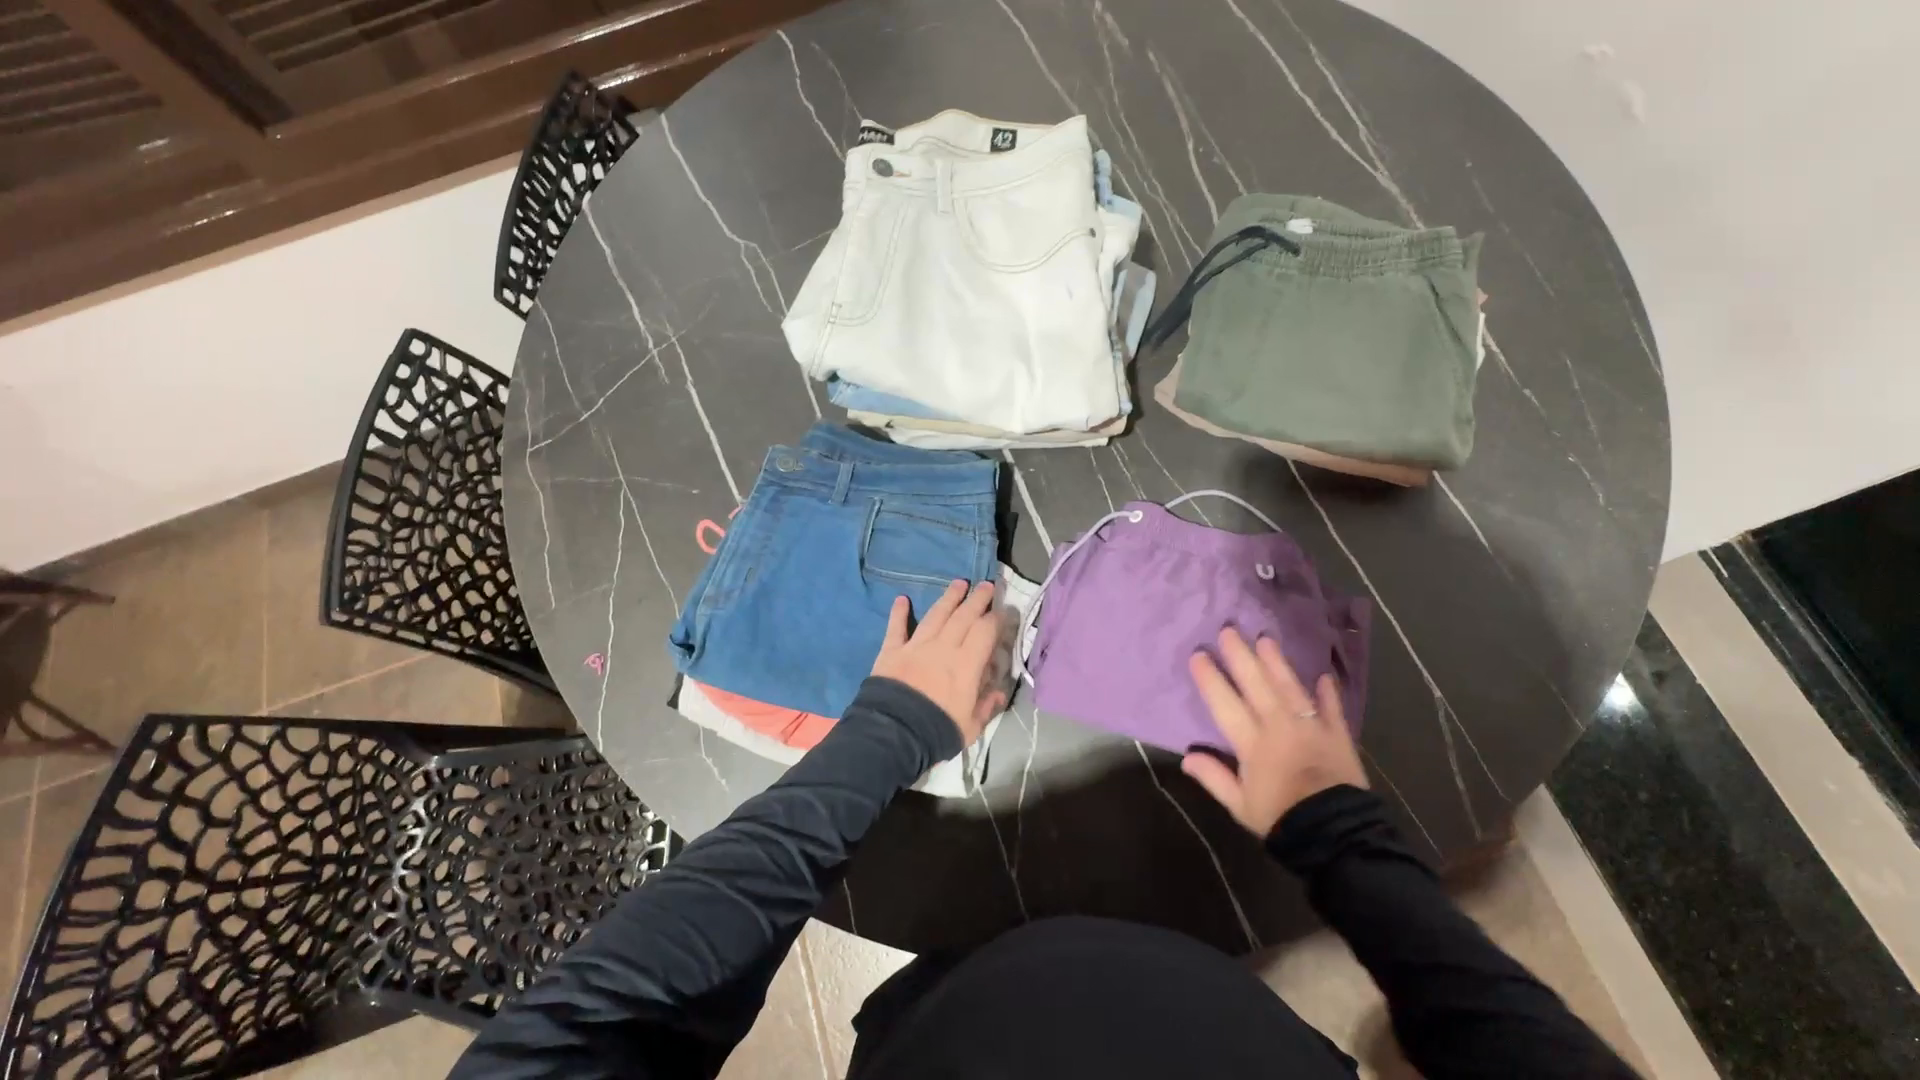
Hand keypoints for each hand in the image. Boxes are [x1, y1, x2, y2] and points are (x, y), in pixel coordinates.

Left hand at [871, 580, 1005, 746]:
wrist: (894, 734)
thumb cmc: (937, 731)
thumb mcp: (971, 726)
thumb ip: (987, 706)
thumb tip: (999, 691)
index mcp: (966, 664)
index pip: (985, 631)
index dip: (997, 618)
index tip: (1004, 610)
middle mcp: (943, 648)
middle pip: (963, 616)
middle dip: (977, 599)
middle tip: (986, 585)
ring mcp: (915, 647)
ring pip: (935, 615)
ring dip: (948, 598)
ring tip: (959, 584)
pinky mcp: (891, 652)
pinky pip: (896, 628)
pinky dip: (899, 613)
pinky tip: (902, 599)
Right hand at [1182, 627, 1367, 836]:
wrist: (1335, 832)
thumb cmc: (1281, 818)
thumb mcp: (1240, 806)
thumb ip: (1214, 778)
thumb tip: (1186, 757)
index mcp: (1252, 743)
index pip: (1225, 703)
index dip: (1210, 678)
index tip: (1199, 655)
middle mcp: (1279, 726)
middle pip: (1257, 684)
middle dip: (1241, 655)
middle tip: (1229, 630)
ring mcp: (1311, 727)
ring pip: (1290, 687)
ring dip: (1277, 662)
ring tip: (1265, 639)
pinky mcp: (1338, 734)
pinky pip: (1332, 707)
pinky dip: (1327, 691)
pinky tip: (1323, 675)